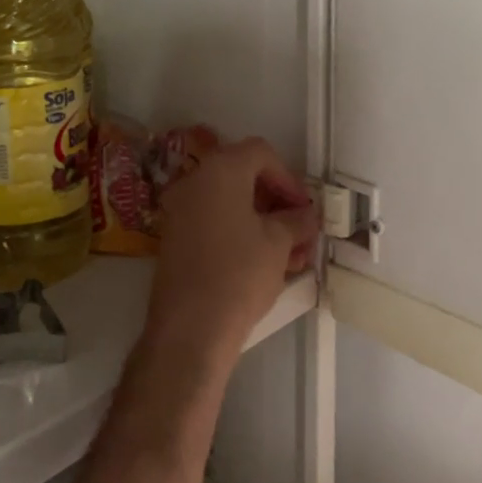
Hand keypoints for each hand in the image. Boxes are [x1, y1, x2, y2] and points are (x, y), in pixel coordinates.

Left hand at [147, 138, 319, 355]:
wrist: (189, 329)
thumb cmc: (238, 274)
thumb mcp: (278, 243)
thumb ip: (296, 220)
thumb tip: (306, 214)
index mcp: (220, 170)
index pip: (260, 153)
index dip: (288, 177)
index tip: (304, 208)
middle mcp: (194, 181)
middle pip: (243, 176)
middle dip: (277, 202)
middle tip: (301, 230)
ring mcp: (180, 210)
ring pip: (230, 204)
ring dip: (263, 221)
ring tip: (292, 255)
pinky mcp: (175, 239)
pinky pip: (214, 223)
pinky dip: (240, 233)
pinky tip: (266, 263)